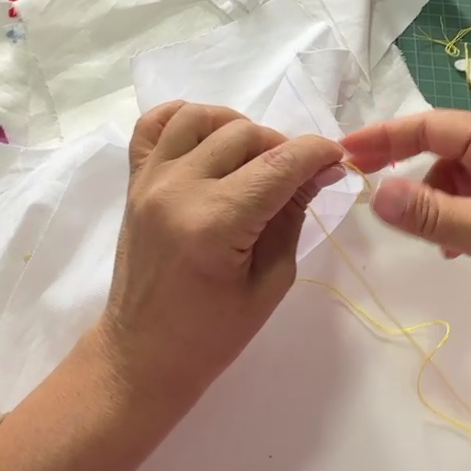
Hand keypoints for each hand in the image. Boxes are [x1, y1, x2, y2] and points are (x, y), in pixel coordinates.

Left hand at [96, 101, 345, 412]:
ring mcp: (149, 180)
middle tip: (296, 176)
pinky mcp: (133, 180)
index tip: (336, 158)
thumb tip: (320, 170)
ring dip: (235, 126)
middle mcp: (178, 189)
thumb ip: (292, 216)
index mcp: (214, 223)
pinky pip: (152, 124)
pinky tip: (207, 138)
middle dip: (282, 146)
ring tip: (252, 156)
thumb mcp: (270, 282)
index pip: (278, 165)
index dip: (316, 153)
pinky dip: (182, 118)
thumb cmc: (212, 334)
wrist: (142, 354)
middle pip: (242, 134)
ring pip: (198, 117)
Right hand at [340, 111, 470, 351]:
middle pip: (441, 149)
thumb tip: (375, 194)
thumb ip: (433, 214)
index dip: (384, 136)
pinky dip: (452, 221)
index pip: (432, 125)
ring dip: (430, 200)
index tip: (342, 150)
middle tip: (361, 185)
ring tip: (412, 229)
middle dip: (403, 166)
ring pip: (455, 180)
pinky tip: (449, 250)